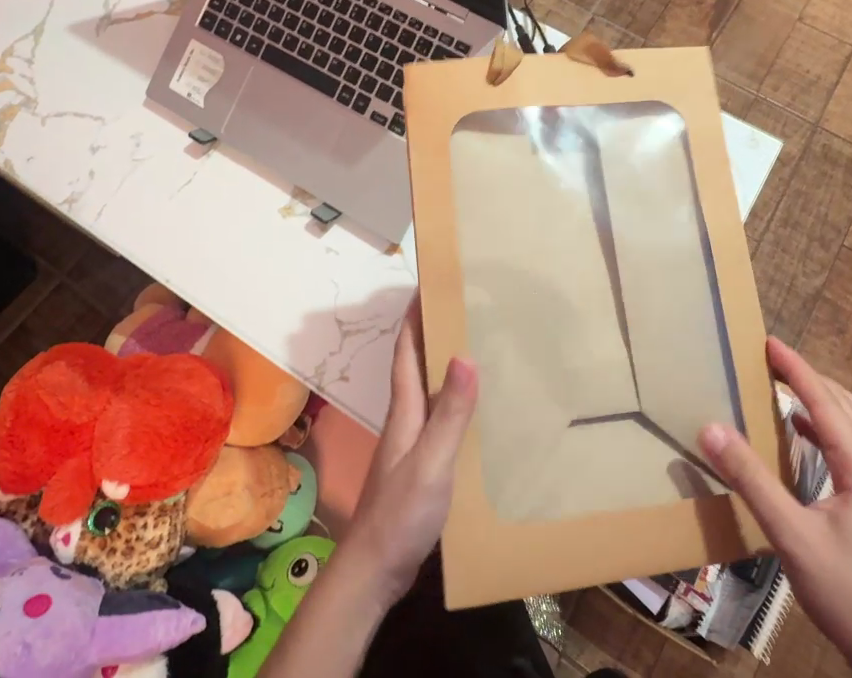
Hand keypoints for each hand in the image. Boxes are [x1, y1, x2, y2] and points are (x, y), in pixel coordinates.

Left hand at [343, 302, 478, 608]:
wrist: (375, 568)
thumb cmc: (401, 513)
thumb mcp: (432, 462)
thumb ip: (449, 414)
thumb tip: (464, 355)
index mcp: (405, 411)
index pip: (407, 350)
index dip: (415, 316)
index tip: (429, 282)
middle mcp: (406, 419)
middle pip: (416, 364)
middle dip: (432, 331)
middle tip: (463, 305)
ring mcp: (412, 443)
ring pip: (428, 391)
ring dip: (444, 364)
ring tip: (476, 344)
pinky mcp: (422, 464)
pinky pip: (439, 418)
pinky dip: (454, 401)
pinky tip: (475, 409)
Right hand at [698, 338, 851, 677]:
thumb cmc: (844, 591)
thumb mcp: (791, 536)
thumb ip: (752, 480)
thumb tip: (713, 429)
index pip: (828, 405)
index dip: (798, 371)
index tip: (770, 343)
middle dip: (815, 381)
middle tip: (777, 363)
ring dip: (829, 406)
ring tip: (792, 395)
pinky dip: (833, 434)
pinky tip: (808, 443)